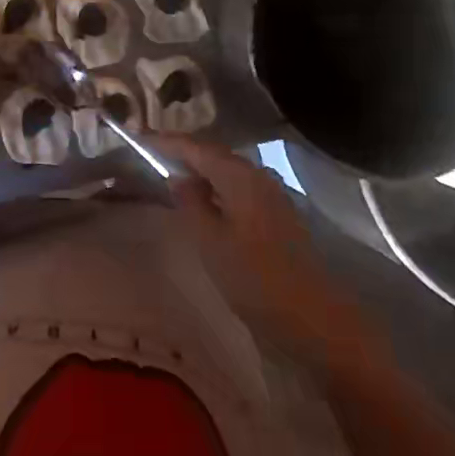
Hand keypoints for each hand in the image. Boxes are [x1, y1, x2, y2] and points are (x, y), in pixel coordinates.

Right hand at [149, 134, 382, 360]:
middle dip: (183, 152)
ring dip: (200, 170)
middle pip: (213, 154)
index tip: (139, 136)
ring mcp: (271, 195)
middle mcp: (257, 176)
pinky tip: (204, 201)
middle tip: (151, 153)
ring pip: (227, 171)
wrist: (315, 320)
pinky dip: (216, 187)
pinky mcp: (277, 215)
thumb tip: (177, 178)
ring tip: (171, 175)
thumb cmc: (255, 278)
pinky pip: (237, 188)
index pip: (195, 147)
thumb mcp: (209, 242)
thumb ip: (190, 203)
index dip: (166, 141)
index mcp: (239, 176)